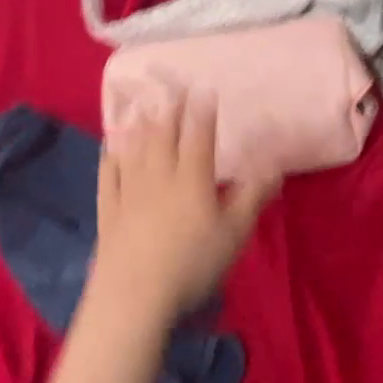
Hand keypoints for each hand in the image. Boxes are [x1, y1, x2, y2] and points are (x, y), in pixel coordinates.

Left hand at [92, 85, 277, 318]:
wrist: (132, 298)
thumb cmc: (191, 264)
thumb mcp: (234, 233)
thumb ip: (252, 195)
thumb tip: (273, 164)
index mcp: (192, 178)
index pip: (199, 135)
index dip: (202, 111)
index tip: (205, 88)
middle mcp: (160, 175)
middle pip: (164, 134)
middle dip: (170, 107)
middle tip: (171, 85)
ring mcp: (129, 192)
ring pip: (135, 148)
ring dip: (140, 123)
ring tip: (143, 103)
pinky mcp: (108, 211)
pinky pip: (108, 174)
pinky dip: (110, 155)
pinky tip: (110, 145)